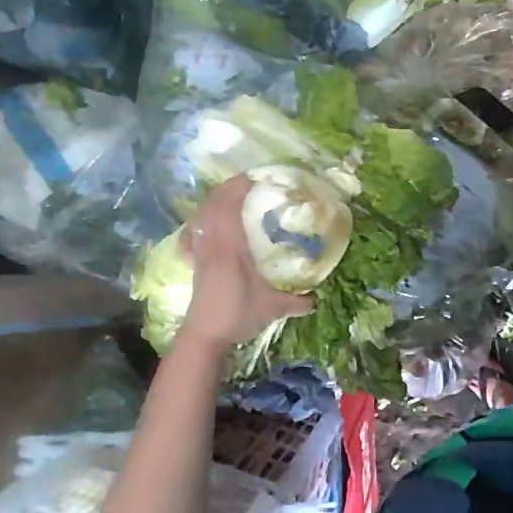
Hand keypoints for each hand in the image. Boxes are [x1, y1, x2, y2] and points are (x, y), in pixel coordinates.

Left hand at [176, 176, 314, 355]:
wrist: (204, 335)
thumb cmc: (237, 316)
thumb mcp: (272, 308)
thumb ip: (297, 301)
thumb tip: (317, 298)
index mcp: (230, 248)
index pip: (229, 206)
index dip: (239, 186)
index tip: (258, 176)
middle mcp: (212, 244)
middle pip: (213, 204)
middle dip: (229, 187)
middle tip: (250, 181)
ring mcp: (200, 251)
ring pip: (202, 215)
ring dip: (215, 200)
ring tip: (233, 196)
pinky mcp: (196, 261)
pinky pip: (196, 230)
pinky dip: (203, 219)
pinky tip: (210, 222)